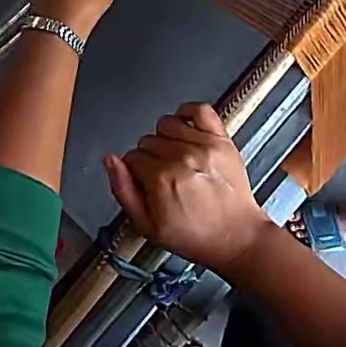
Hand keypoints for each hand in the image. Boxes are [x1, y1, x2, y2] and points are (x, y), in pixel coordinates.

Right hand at [104, 102, 274, 273]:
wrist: (236, 237)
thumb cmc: (195, 235)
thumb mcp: (146, 225)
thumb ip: (122, 190)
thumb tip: (110, 160)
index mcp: (161, 179)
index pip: (131, 157)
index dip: (135, 172)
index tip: (146, 183)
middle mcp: (181, 157)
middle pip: (147, 141)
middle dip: (150, 158)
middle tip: (163, 176)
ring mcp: (203, 145)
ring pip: (166, 124)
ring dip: (165, 138)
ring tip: (174, 156)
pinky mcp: (221, 140)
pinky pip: (199, 109)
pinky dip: (188, 113)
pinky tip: (185, 128)